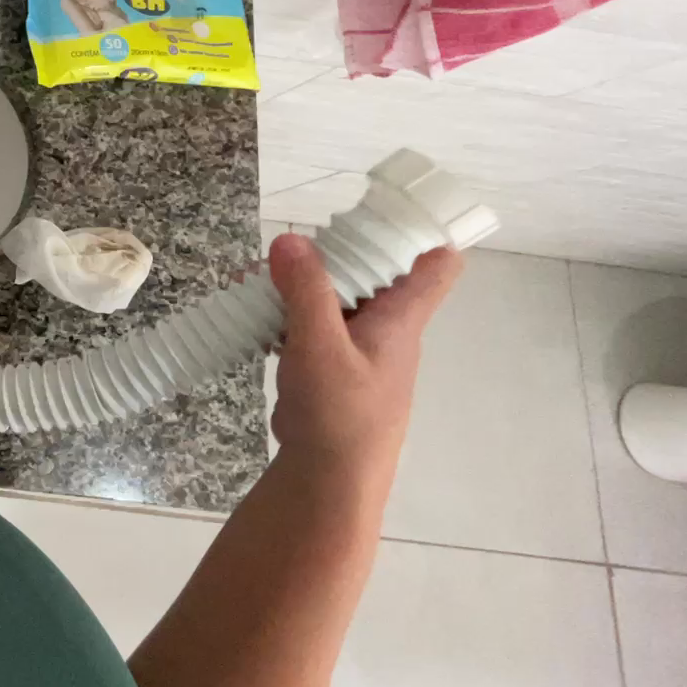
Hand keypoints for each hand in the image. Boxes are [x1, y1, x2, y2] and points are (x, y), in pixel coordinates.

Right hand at [268, 233, 462, 486]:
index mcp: (400, 322)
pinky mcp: (330, 370)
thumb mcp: (318, 345)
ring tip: (251, 280)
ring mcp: (357, 352)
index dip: (419, 233)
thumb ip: (305, 291)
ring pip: (336, 303)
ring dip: (299, 287)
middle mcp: (386, 332)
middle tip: (285, 246)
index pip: (434, 267)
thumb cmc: (339, 411)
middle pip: (373, 277)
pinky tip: (255, 316)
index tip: (378, 210)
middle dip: (331, 256)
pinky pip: (312, 328)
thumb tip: (289, 238)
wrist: (329, 476)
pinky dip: (287, 315)